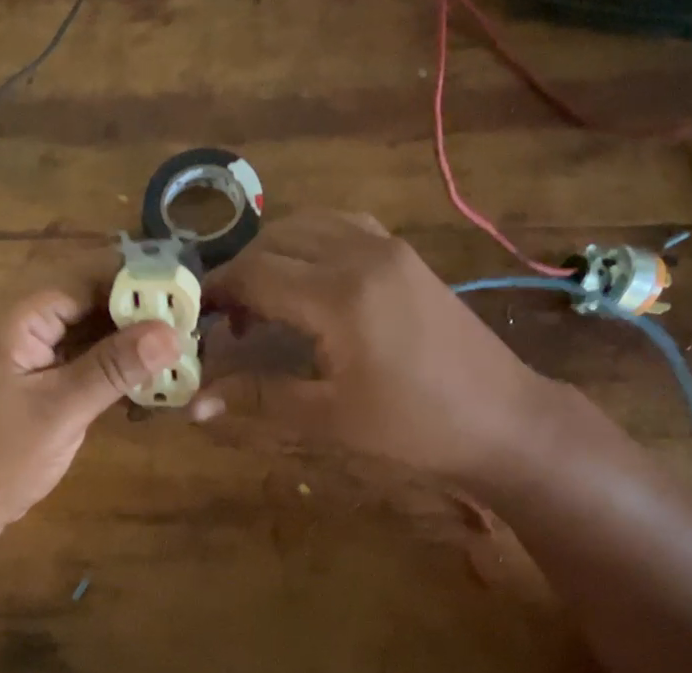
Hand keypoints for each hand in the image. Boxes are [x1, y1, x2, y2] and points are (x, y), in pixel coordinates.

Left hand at [0, 256, 180, 539]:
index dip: (139, 283)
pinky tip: (136, 371)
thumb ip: (116, 367)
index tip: (187, 299)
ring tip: (170, 348)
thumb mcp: (63, 411)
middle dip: (133, 307)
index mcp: (11, 311)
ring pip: (78, 317)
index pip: (86, 273)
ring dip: (120, 332)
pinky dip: (99, 354)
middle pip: (83, 290)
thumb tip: (173, 332)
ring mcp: (11, 337)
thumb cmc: (3, 459)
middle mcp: (8, 311)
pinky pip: (66, 343)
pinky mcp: (19, 363)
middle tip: (184, 327)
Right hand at [190, 210, 548, 478]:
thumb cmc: (411, 427)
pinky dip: (309, 245)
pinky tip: (304, 285)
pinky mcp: (405, 255)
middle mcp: (362, 254)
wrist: (500, 418)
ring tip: (260, 305)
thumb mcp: (327, 418)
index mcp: (340, 295)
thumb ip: (258, 398)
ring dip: (273, 255)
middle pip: (276, 241)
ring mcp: (389, 248)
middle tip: (224, 323)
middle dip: (240, 274)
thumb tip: (193, 406)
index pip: (255, 273)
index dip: (216, 292)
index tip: (191, 320)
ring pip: (309, 225)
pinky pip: (342, 228)